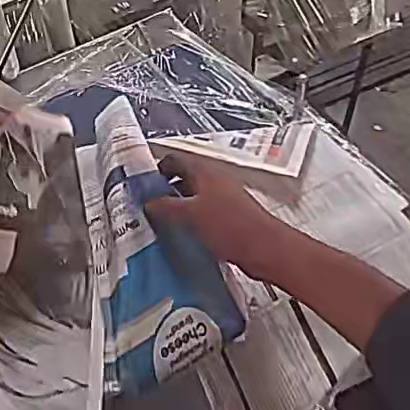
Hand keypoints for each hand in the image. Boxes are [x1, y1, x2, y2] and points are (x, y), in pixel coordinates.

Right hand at [144, 152, 298, 280]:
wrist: (266, 249)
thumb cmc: (230, 226)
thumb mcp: (189, 216)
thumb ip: (165, 207)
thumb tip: (149, 202)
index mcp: (204, 172)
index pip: (174, 160)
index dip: (157, 169)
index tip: (144, 182)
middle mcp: (215, 180)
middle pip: (184, 177)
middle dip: (166, 189)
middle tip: (150, 203)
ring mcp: (225, 198)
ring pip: (194, 195)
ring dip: (179, 205)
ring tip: (164, 220)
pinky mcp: (231, 216)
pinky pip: (205, 211)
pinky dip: (192, 218)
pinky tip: (185, 233)